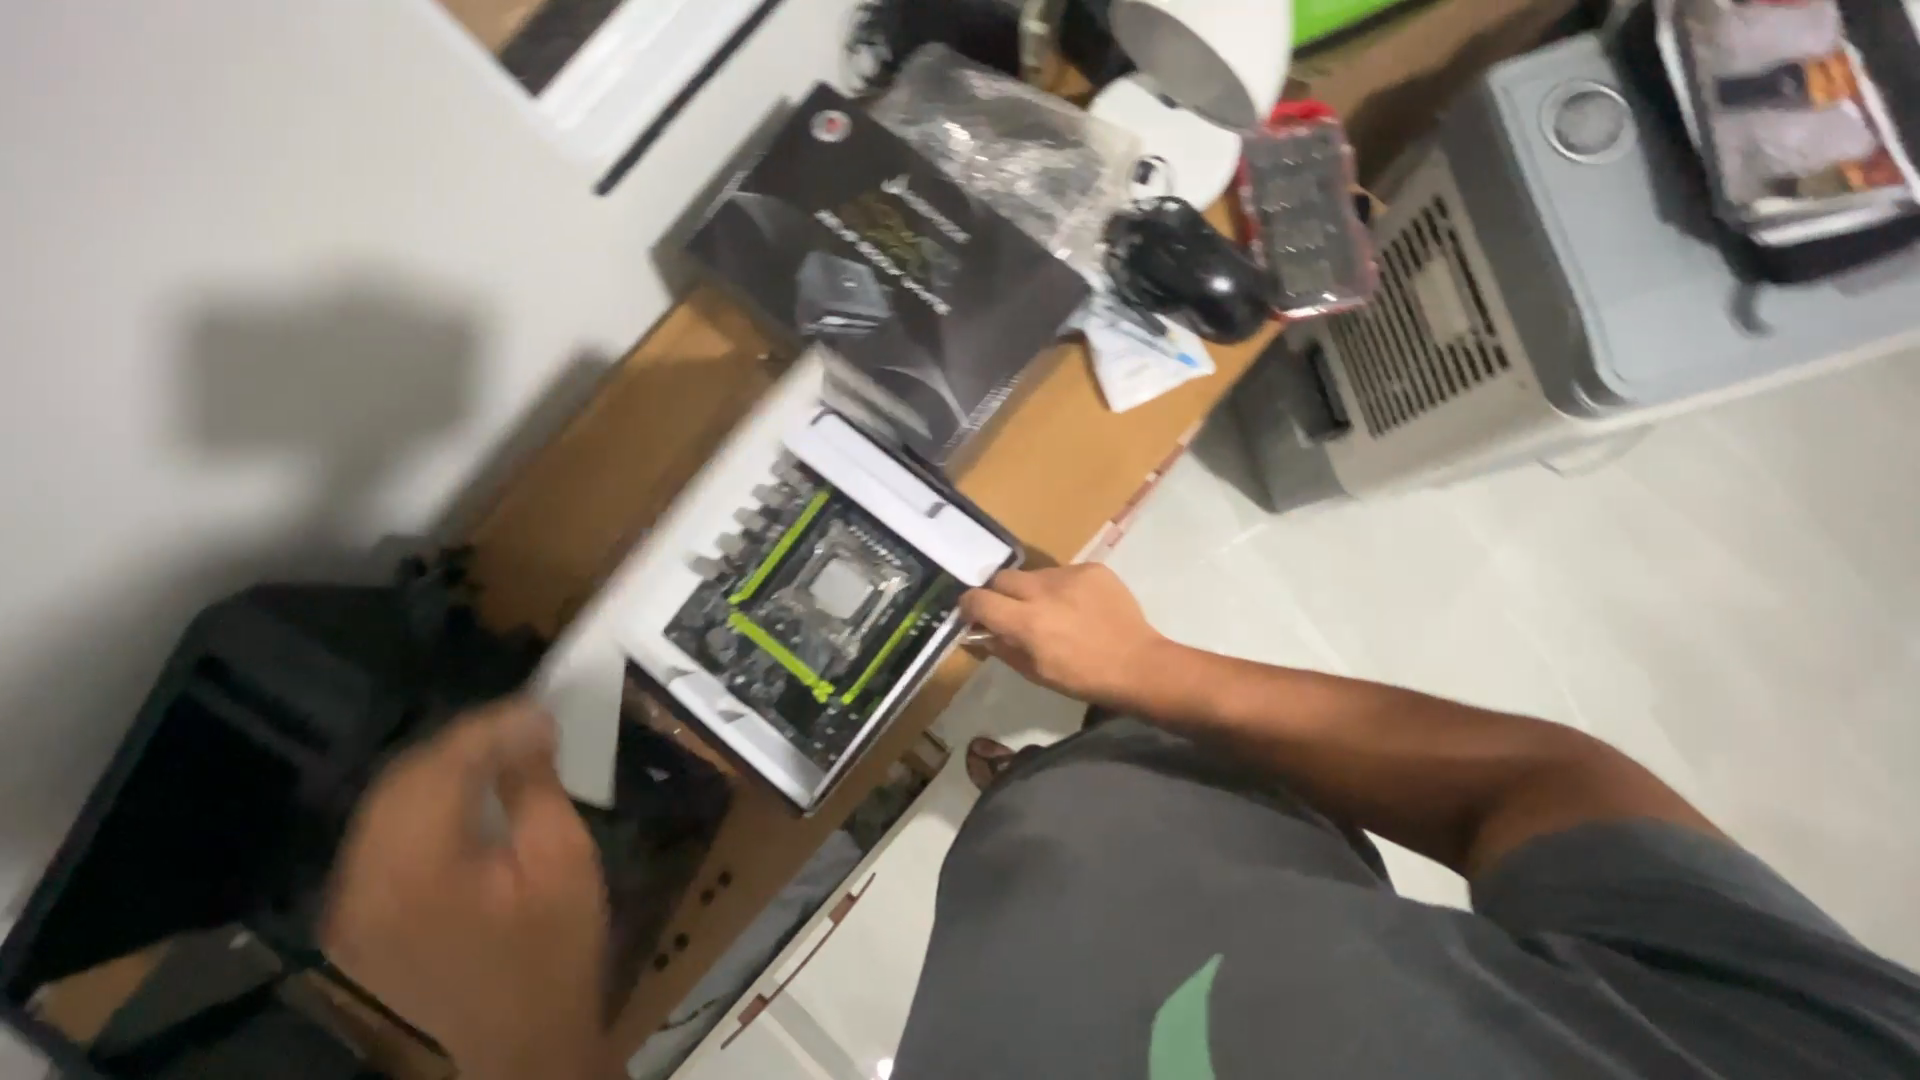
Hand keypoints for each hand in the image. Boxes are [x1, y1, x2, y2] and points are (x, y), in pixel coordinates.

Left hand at [323, 701, 610, 1079]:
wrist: (520, 1044)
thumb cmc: (555, 951)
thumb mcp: (565, 860)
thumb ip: (535, 786)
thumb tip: (528, 725)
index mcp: (418, 870)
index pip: (442, 765)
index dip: (491, 725)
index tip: (540, 707)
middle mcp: (364, 882)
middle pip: (402, 778)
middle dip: (463, 741)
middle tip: (523, 725)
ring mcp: (350, 904)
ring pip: (384, 803)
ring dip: (441, 769)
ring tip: (499, 754)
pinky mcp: (355, 918)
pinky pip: (382, 836)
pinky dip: (423, 805)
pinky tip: (465, 801)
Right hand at [959, 565, 1170, 708]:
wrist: (1137, 664)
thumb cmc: (1082, 678)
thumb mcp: (1035, 673)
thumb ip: (1002, 648)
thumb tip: (980, 632)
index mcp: (1027, 622)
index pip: (979, 600)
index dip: (969, 606)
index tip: (973, 614)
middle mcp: (1044, 591)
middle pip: (1001, 578)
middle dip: (999, 594)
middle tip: (1010, 611)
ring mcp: (1070, 575)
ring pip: (1033, 574)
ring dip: (1032, 590)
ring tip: (1051, 610)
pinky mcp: (1092, 569)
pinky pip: (1063, 572)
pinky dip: (1062, 588)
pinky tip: (1077, 606)